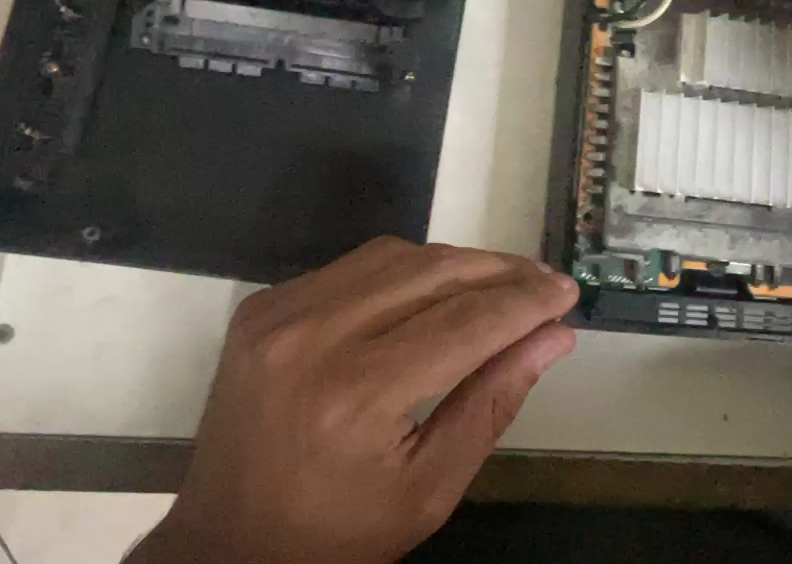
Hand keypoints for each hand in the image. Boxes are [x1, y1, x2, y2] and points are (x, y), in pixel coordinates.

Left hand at [135, 237, 577, 563]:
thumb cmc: (337, 535)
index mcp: (359, 396)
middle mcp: (315, 336)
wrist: (224, 545)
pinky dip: (404, 269)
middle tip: (544, 281)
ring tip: (500, 282)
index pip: (466, 323)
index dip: (525, 302)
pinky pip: (352, 266)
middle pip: (433, 273)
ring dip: (457, 263)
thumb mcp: (429, 490)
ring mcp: (281, 312)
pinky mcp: (264, 304)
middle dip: (500, 271)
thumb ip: (494, 402)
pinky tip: (433, 289)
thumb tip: (554, 336)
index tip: (567, 291)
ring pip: (395, 256)